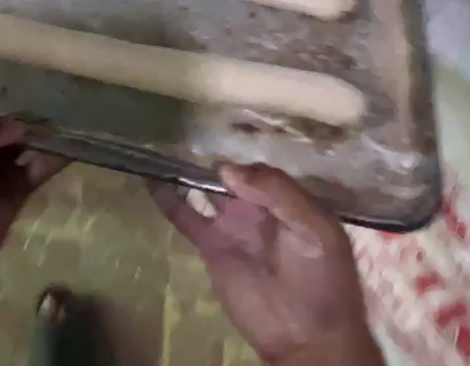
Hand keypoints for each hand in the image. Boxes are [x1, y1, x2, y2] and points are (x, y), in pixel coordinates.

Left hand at [0, 107, 68, 276]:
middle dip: (31, 110)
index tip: (31, 81)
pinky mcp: (17, 192)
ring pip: (29, 142)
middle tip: (59, 92)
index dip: (5, 95)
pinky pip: (39, 169)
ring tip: (73, 114)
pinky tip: (72, 144)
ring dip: (46, 131)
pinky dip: (56, 157)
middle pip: (11, 121)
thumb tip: (17, 127)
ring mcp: (1, 168)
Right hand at [153, 165, 382, 365]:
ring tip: (155, 146)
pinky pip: (184, 215)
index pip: (257, 169)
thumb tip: (225, 170)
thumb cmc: (320, 279)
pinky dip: (165, 196)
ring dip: (183, 170)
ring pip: (202, 189)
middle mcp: (256, 206)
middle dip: (207, 156)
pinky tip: (149, 177)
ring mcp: (230, 224)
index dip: (240, 161)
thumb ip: (277, 192)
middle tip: (177, 130)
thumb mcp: (314, 228)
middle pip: (227, 174)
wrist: (308, 338)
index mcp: (285, 199)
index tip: (220, 158)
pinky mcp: (209, 245)